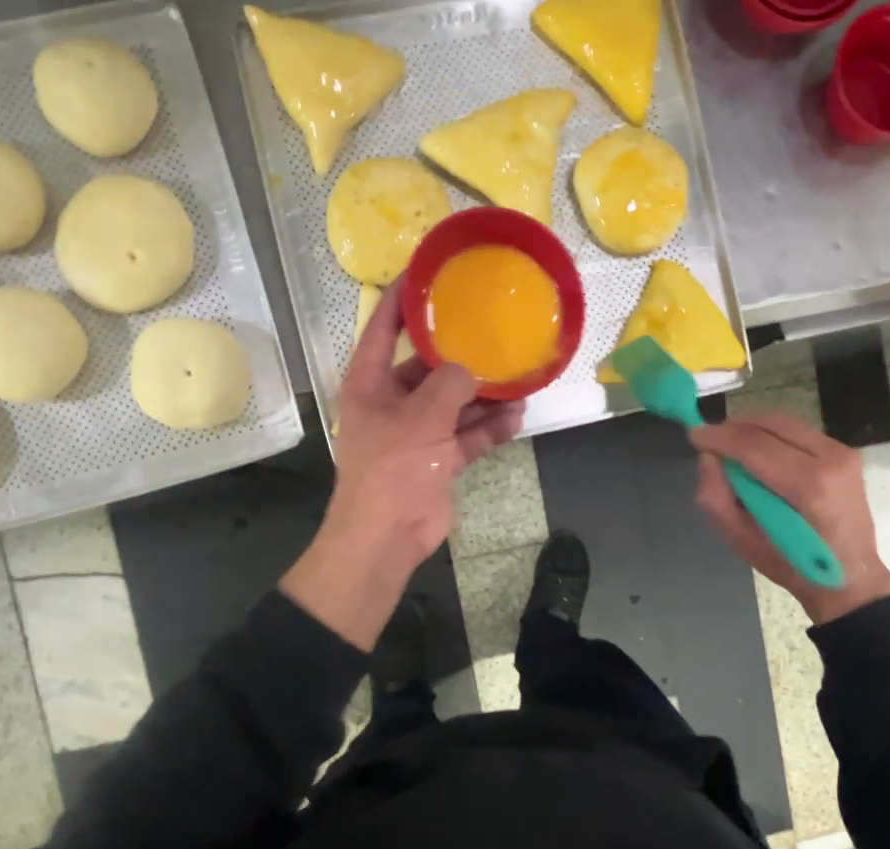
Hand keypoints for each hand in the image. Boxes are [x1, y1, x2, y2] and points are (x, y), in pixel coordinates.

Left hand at [280, 278, 523, 648]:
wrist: (387, 536)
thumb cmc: (392, 468)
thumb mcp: (422, 417)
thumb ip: (451, 385)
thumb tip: (472, 371)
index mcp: (370, 383)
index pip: (383, 329)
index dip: (403, 300)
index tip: (428, 272)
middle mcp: (391, 402)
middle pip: (428, 368)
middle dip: (461, 356)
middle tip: (494, 331)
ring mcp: (416, 434)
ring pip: (454, 403)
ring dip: (483, 395)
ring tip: (519, 378)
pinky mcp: (437, 461)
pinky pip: (466, 436)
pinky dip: (488, 428)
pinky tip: (517, 416)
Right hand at [690, 413, 889, 625]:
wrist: (849, 577)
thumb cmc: (793, 567)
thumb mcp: (742, 541)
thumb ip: (716, 497)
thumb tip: (708, 458)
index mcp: (808, 486)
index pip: (754, 444)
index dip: (719, 436)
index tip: (693, 435)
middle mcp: (830, 458)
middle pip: (770, 424)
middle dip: (733, 427)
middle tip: (710, 442)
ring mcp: (842, 452)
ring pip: (784, 423)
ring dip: (752, 430)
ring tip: (730, 448)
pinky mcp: (845, 453)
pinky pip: (798, 432)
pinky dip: (771, 437)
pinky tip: (757, 456)